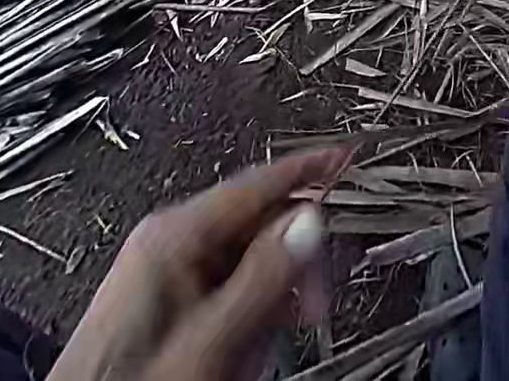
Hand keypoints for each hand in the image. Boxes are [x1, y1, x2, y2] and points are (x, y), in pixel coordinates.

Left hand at [48, 148, 347, 380]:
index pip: (258, 182)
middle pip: (256, 224)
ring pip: (244, 258)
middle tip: (314, 300)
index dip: (306, 167)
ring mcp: (166, 266)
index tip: (341, 158)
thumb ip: (263, 277)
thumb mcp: (208, 341)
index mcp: (174, 234)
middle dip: (290, 261)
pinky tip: (242, 350)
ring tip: (261, 346)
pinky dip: (246, 311)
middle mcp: (169, 239)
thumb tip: (310, 221)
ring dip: (268, 297)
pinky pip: (225, 284)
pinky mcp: (166, 295)